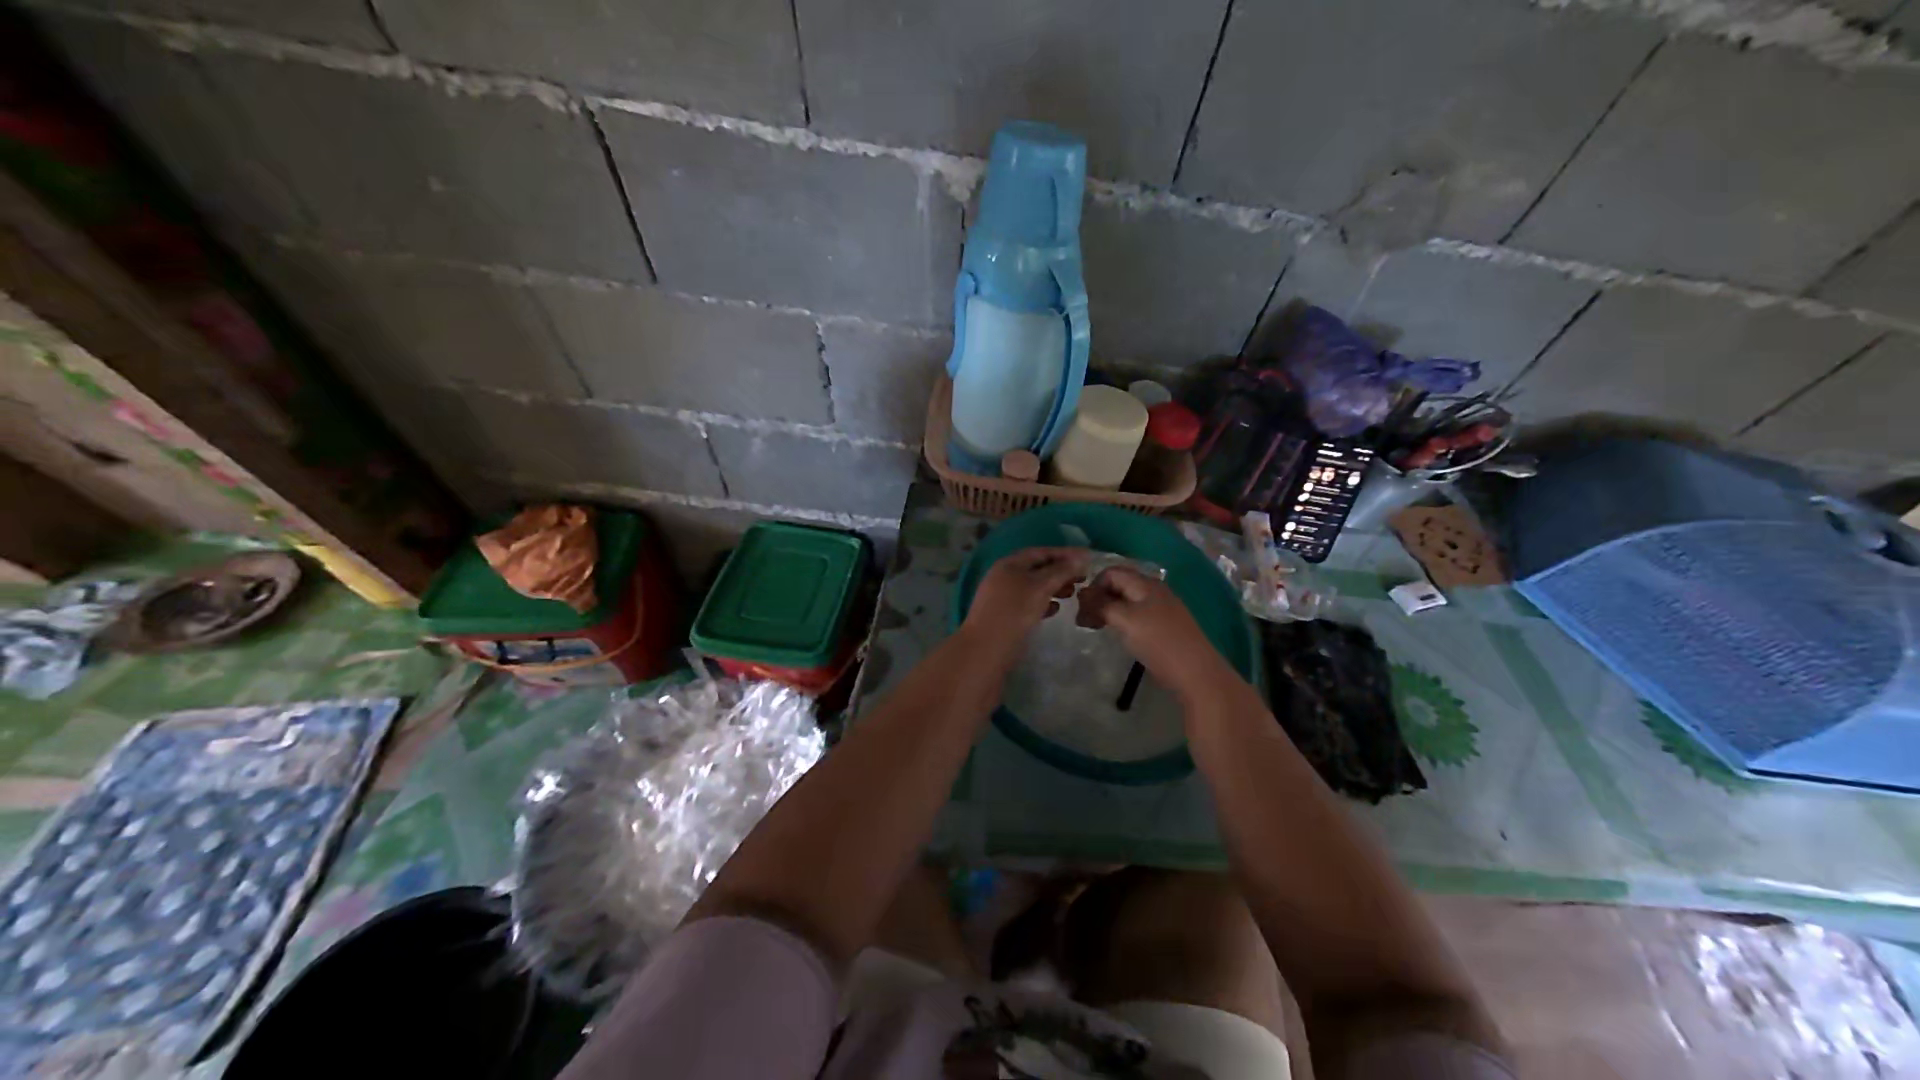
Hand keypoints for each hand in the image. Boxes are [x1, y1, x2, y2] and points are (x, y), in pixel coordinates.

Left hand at [964, 547, 1088, 637]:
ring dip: (1054, 587)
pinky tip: (1056, 609)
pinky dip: (1044, 602)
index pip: (1041, 552)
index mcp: (1010, 564)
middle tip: (1083, 578)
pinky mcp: (1005, 614)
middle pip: (1037, 568)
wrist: (986, 649)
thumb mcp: (1040, 587)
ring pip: (1034, 586)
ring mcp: (1003, 596)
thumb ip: (1061, 571)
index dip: (1065, 553)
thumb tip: (1082, 557)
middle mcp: (1004, 576)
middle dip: (1061, 571)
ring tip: (1073, 593)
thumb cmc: (1014, 612)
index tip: (1088, 558)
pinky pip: (1029, 602)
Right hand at [1076, 566, 1236, 702]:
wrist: (1196, 672)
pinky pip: (1135, 614)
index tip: (1081, 608)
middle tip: (1084, 621)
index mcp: (1145, 584)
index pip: (1111, 572)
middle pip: (1118, 585)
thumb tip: (1082, 595)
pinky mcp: (1163, 626)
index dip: (1093, 586)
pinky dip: (1120, 620)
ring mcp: (1160, 608)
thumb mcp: (1125, 619)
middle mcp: (1153, 591)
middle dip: (1098, 598)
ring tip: (1095, 628)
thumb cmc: (1158, 641)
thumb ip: (1102, 605)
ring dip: (1107, 610)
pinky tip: (1117, 634)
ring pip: (1126, 601)